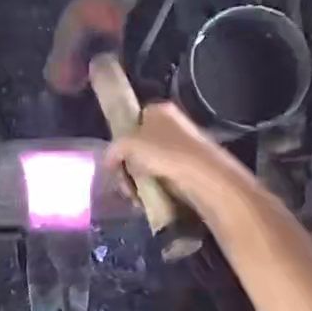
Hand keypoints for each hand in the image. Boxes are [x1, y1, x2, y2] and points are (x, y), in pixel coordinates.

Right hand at [106, 103, 260, 218]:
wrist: (203, 176)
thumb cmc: (165, 152)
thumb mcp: (129, 145)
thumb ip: (114, 150)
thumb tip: (108, 161)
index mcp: (160, 111)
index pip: (134, 120)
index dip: (122, 140)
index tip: (117, 160)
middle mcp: (174, 125)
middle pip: (141, 146)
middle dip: (129, 167)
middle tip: (124, 184)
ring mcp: (184, 147)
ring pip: (151, 164)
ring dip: (140, 181)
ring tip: (136, 196)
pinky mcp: (191, 168)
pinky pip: (165, 177)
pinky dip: (155, 188)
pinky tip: (149, 200)